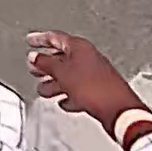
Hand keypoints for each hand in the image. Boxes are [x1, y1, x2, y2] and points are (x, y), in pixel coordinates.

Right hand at [26, 30, 147, 137]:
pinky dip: (70, 94)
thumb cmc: (95, 88)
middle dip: (46, 65)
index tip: (30, 41)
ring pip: (70, 76)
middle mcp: (89, 58)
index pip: (55, 37)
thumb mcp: (62, 72)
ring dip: (55, 83)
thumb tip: (34, 57)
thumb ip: (45, 63)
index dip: (40, 39)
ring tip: (44, 90)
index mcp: (80, 47)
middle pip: (62, 58)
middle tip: (34, 68)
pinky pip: (80, 90)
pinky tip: (65, 102)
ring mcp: (96, 75)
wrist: (121, 113)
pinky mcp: (101, 91)